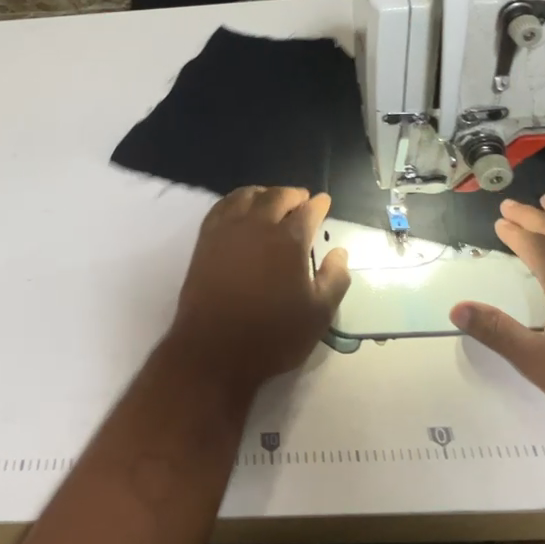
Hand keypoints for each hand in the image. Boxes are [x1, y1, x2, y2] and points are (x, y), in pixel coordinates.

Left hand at [164, 187, 350, 394]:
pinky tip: (239, 209)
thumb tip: (339, 252)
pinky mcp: (205, 240)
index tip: (324, 202)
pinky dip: (235, 200)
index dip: (319, 205)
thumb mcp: (319, 314)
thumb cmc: (272, 335)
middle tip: (302, 199)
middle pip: (277, 196)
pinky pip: (221, 207)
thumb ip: (335, 279)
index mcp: (289, 240)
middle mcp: (258, 225)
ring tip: (272, 200)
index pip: (308, 211)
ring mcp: (227, 230)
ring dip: (264, 194)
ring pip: (246, 196)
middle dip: (293, 194)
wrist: (214, 349)